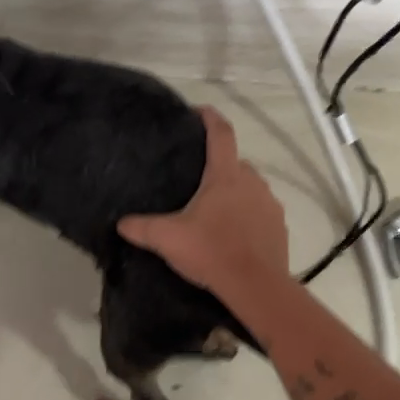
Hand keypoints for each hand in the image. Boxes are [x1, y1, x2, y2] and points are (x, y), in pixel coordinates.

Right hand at [118, 106, 292, 296]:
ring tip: (213, 211)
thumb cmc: (211, 252)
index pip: (221, 134)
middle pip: (235, 163)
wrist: (256, 287)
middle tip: (196, 179)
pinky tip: (232, 234)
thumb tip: (121, 223)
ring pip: (250, 188)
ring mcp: (270, 205)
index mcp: (225, 176)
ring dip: (234, 193)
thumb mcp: (168, 239)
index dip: (210, 119)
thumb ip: (142, 227)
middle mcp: (252, 183)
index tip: (199, 112)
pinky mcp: (279, 228)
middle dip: (218, 166)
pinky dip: (247, 216)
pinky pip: (261, 212)